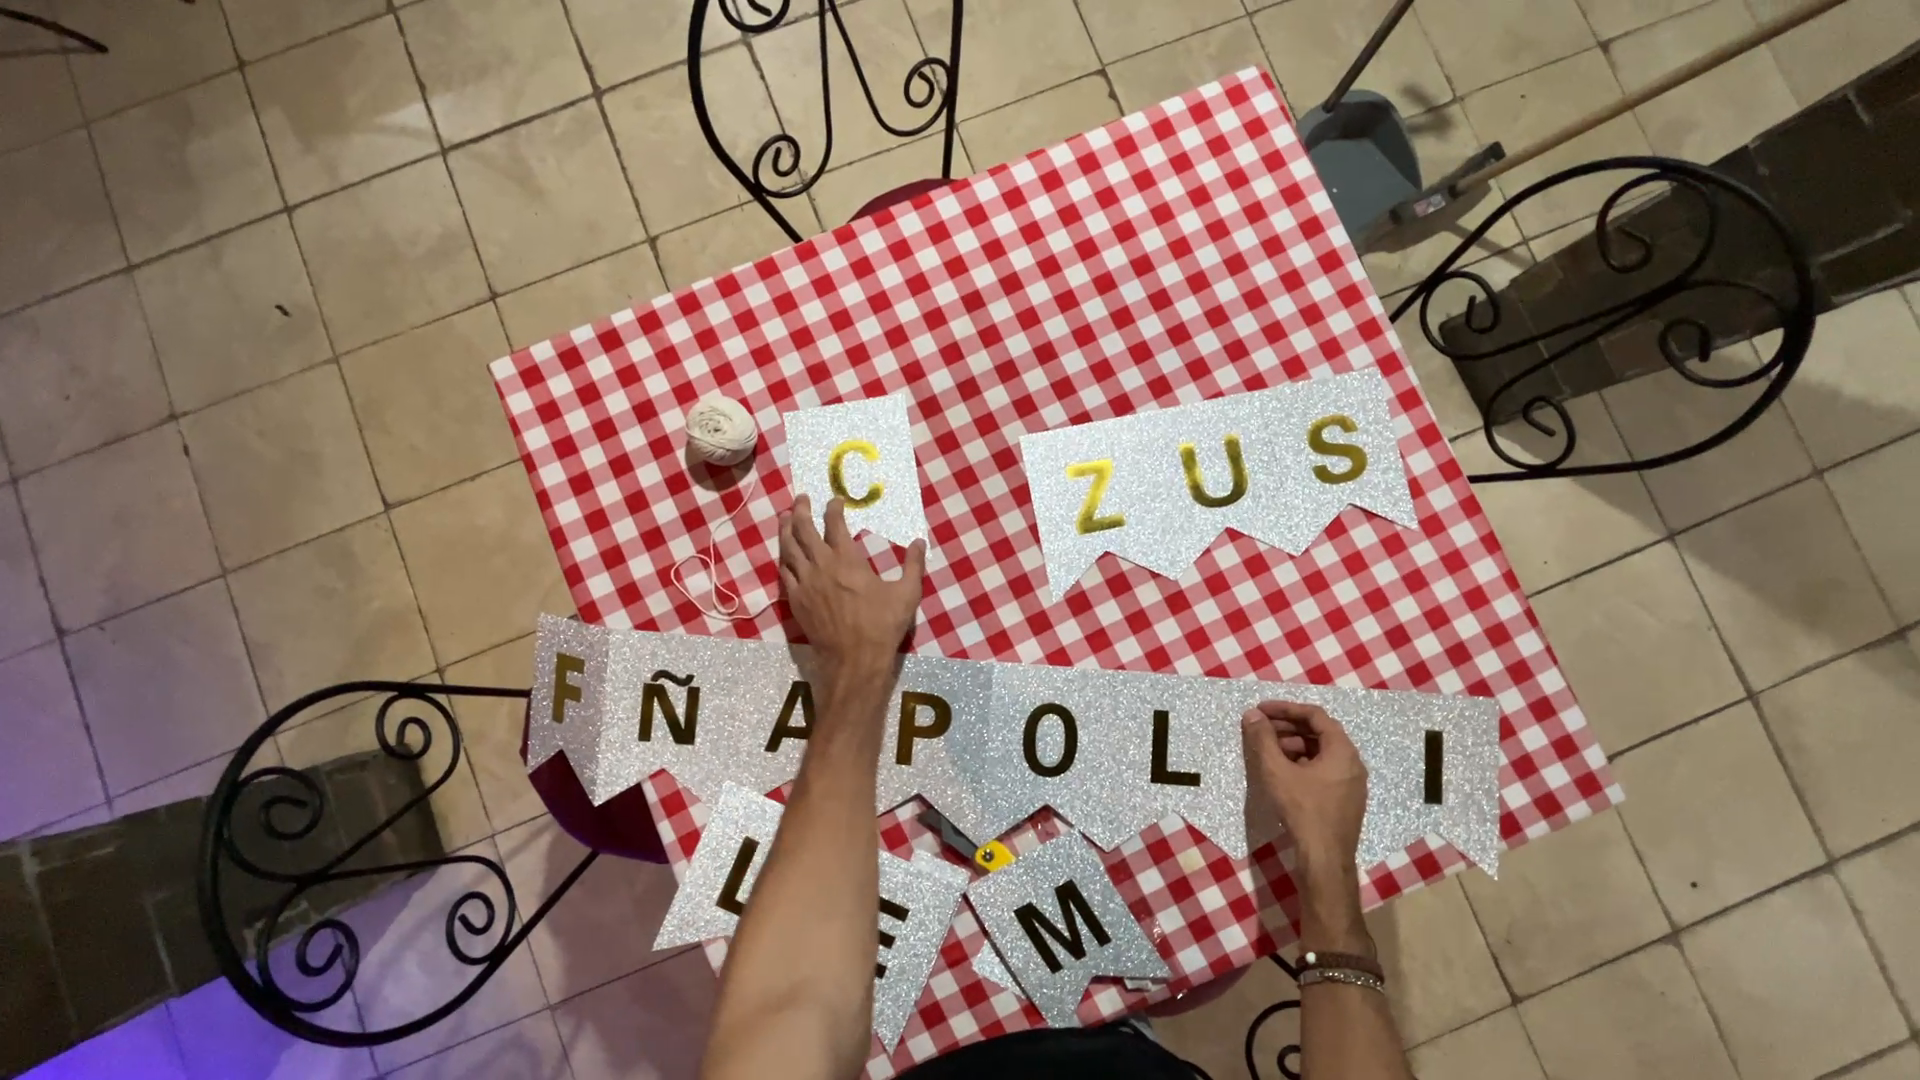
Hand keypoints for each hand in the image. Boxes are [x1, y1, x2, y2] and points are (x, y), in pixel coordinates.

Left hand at [779, 496, 926, 681]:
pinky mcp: (796, 601)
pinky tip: (784, 555)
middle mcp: (821, 566)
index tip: (835, 501)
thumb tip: (919, 542)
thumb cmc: (882, 625)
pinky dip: (784, 558)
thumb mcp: (907, 593)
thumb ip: (913, 564)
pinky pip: (785, 573)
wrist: (854, 659)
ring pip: (789, 549)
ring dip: (786, 530)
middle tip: (800, 498)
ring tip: (784, 517)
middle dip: (801, 511)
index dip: (833, 509)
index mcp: (847, 560)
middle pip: (803, 530)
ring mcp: (805, 584)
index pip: (835, 524)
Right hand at [1243, 701, 1367, 872]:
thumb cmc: (1302, 809)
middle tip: (1261, 729)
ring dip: (1294, 745)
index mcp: (1342, 750)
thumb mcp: (1276, 770)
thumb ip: (1262, 739)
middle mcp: (1352, 762)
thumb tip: (1252, 715)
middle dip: (1288, 727)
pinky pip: (1325, 768)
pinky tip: (1284, 773)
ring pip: (1321, 752)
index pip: (1314, 715)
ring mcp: (1352, 782)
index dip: (1285, 708)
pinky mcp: (1346, 798)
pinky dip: (1303, 762)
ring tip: (1269, 752)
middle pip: (1319, 732)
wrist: (1325, 858)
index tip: (1261, 710)